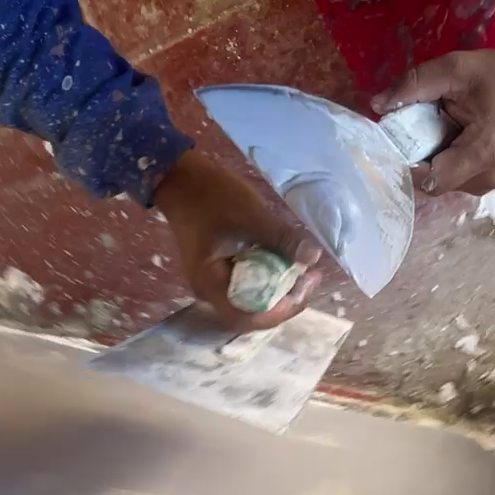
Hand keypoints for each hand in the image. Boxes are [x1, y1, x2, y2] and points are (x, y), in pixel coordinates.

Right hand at [153, 151, 323, 331]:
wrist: (180, 176)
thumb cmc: (210, 195)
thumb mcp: (252, 214)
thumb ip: (282, 238)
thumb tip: (313, 257)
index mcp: (210, 283)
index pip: (247, 318)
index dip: (279, 311)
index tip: (303, 287)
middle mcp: (210, 291)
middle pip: (252, 314)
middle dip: (285, 301)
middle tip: (309, 278)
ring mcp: (214, 283)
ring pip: (252, 302)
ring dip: (281, 292)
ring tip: (304, 273)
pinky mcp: (220, 272)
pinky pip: (249, 287)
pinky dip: (271, 280)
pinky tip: (288, 265)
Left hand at [373, 49, 494, 196]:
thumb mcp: (456, 68)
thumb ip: (415, 84)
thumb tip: (378, 105)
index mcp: (482, 153)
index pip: (432, 178)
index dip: (409, 164)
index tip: (398, 141)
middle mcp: (486, 178)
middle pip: (435, 182)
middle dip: (420, 159)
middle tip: (416, 129)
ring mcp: (489, 183)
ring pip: (444, 182)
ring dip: (433, 160)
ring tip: (438, 130)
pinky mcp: (489, 180)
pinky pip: (456, 178)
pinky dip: (446, 161)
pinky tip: (449, 137)